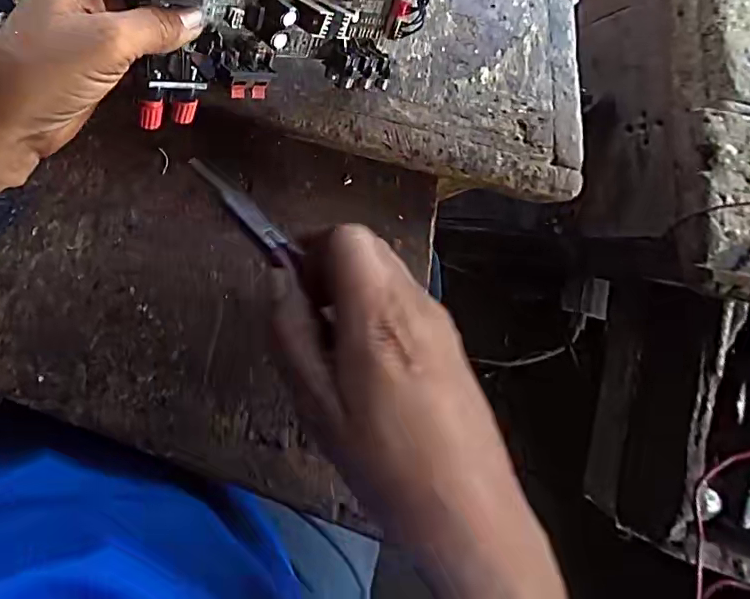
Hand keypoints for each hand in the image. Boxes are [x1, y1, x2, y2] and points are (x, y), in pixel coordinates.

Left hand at [0, 0, 202, 190]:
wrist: (7, 130)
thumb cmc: (33, 77)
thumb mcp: (105, 42)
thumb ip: (156, 25)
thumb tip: (193, 17)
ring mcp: (95, 17)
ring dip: (171, 4)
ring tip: (205, 7)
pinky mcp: (102, 47)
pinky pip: (141, 29)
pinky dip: (163, 32)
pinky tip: (186, 35)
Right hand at [271, 226, 566, 598]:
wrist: (471, 516)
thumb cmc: (384, 460)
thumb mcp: (316, 403)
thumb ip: (289, 330)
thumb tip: (277, 277)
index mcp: (378, 310)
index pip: (347, 235)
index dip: (312, 247)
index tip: (293, 283)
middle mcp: (414, 301)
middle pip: (367, 245)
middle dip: (329, 265)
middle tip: (309, 313)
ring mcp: (439, 318)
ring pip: (386, 270)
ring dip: (352, 286)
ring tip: (336, 343)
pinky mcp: (452, 338)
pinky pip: (404, 297)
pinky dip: (377, 305)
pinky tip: (370, 362)